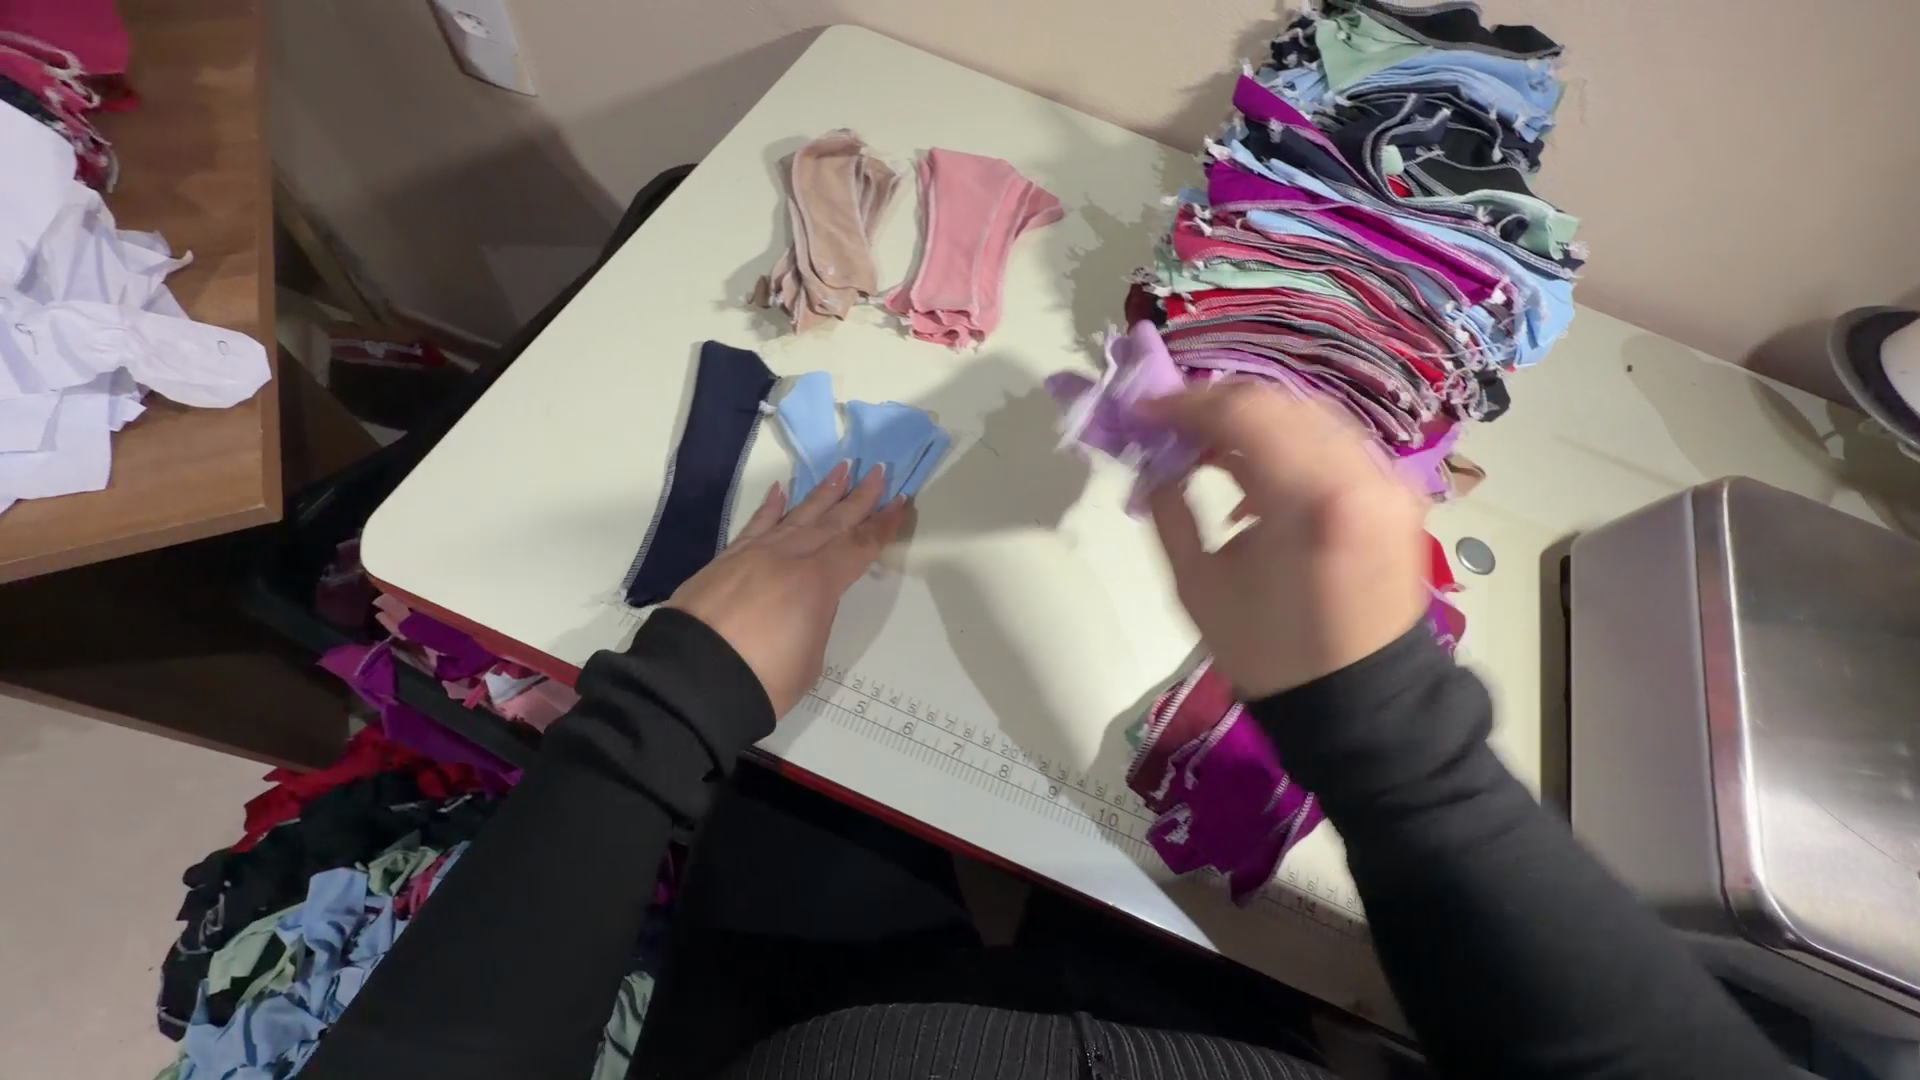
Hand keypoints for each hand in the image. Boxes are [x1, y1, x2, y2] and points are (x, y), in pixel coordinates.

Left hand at [666, 462, 907, 716]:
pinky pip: (755, 526)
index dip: (882, 525)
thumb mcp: (809, 657)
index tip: (900, 501)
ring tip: (841, 469)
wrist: (690, 682)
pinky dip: (770, 508)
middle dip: (859, 498)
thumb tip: (808, 600)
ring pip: (796, 516)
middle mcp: (788, 558)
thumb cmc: (762, 680)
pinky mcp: (726, 560)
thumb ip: (816, 619)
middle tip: (879, 472)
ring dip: (822, 493)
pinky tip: (781, 491)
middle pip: (831, 522)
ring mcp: (754, 555)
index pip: (858, 547)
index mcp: (816, 583)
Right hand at [1145, 383, 1429, 699]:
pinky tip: (1256, 478)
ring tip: (1206, 449)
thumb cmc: (1268, 652)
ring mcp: (1386, 479)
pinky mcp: (1395, 492)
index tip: (1142, 413)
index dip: (1182, 405)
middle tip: (1169, 428)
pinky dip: (1286, 442)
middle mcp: (1359, 474)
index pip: (1239, 412)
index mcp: (1307, 501)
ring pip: (1305, 413)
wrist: (1359, 699)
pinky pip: (1331, 441)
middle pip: (1275, 401)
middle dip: (1213, 406)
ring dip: (1249, 420)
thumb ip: (1169, 506)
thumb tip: (1154, 460)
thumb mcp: (1197, 584)